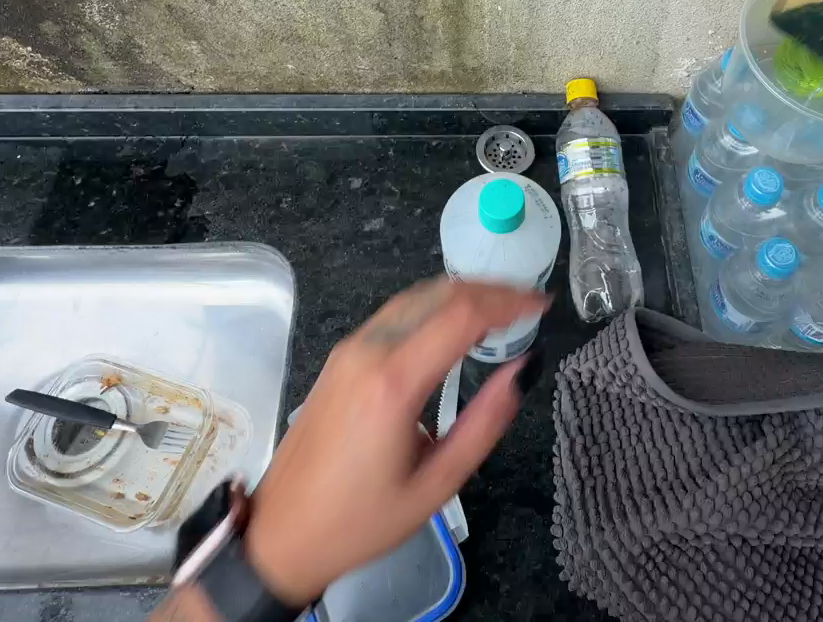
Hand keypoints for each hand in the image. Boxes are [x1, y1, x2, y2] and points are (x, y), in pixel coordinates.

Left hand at [242, 279, 547, 604]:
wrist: (280, 532)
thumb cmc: (361, 520)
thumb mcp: (436, 484)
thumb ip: (485, 422)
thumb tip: (524, 369)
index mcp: (393, 383)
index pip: (461, 314)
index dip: (508, 301)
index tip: (541, 305)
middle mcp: (369, 350)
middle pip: (441, 292)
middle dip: (492, 289)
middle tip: (529, 303)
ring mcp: (351, 346)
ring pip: (418, 294)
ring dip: (465, 292)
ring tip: (504, 307)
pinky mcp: (343, 352)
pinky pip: (398, 310)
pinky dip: (437, 303)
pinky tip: (458, 319)